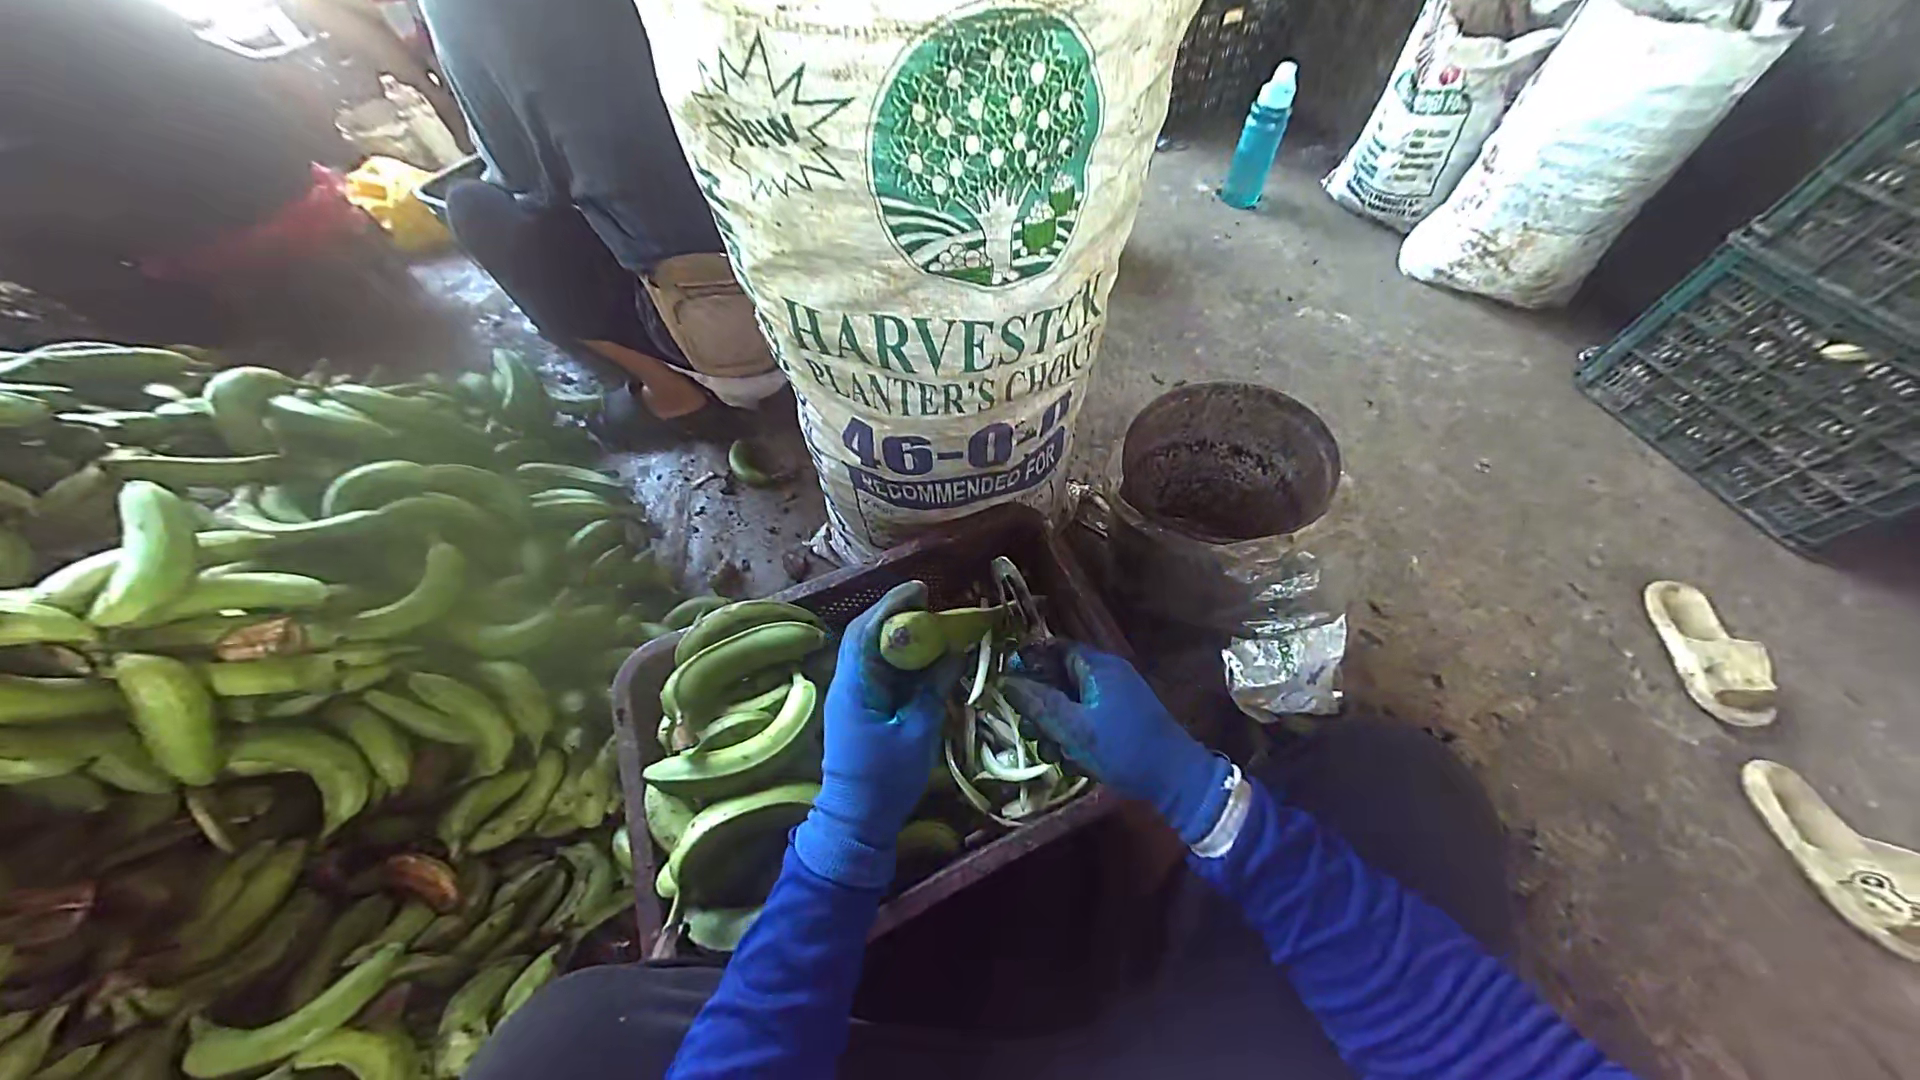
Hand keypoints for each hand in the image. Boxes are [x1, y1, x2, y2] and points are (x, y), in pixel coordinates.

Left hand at [793, 581, 959, 887]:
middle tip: (928, 603)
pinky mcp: (858, 707)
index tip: (921, 590)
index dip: (892, 605)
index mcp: (855, 686)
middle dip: (894, 613)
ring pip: (869, 651)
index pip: (866, 631)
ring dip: (896, 634)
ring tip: (929, 624)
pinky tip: (920, 658)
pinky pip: (876, 670)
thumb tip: (953, 650)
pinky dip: (897, 658)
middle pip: (864, 634)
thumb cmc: (886, 780)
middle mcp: (846, 683)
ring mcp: (850, 695)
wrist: (855, 822)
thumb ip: (934, 688)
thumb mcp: (919, 732)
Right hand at [1003, 644, 1231, 843]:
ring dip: (1056, 724)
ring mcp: (1116, 695)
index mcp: (1098, 666)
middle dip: (1040, 704)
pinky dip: (1075, 732)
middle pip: (1060, 677)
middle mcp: (1107, 673)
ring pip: (1072, 700)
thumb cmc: (1123, 748)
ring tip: (1050, 752)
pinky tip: (1070, 759)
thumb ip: (1040, 704)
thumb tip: (1007, 682)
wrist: (1177, 778)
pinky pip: (1088, 715)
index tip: (1009, 686)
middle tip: (1029, 731)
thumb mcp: (1075, 728)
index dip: (1029, 663)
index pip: (1055, 649)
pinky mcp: (1122, 716)